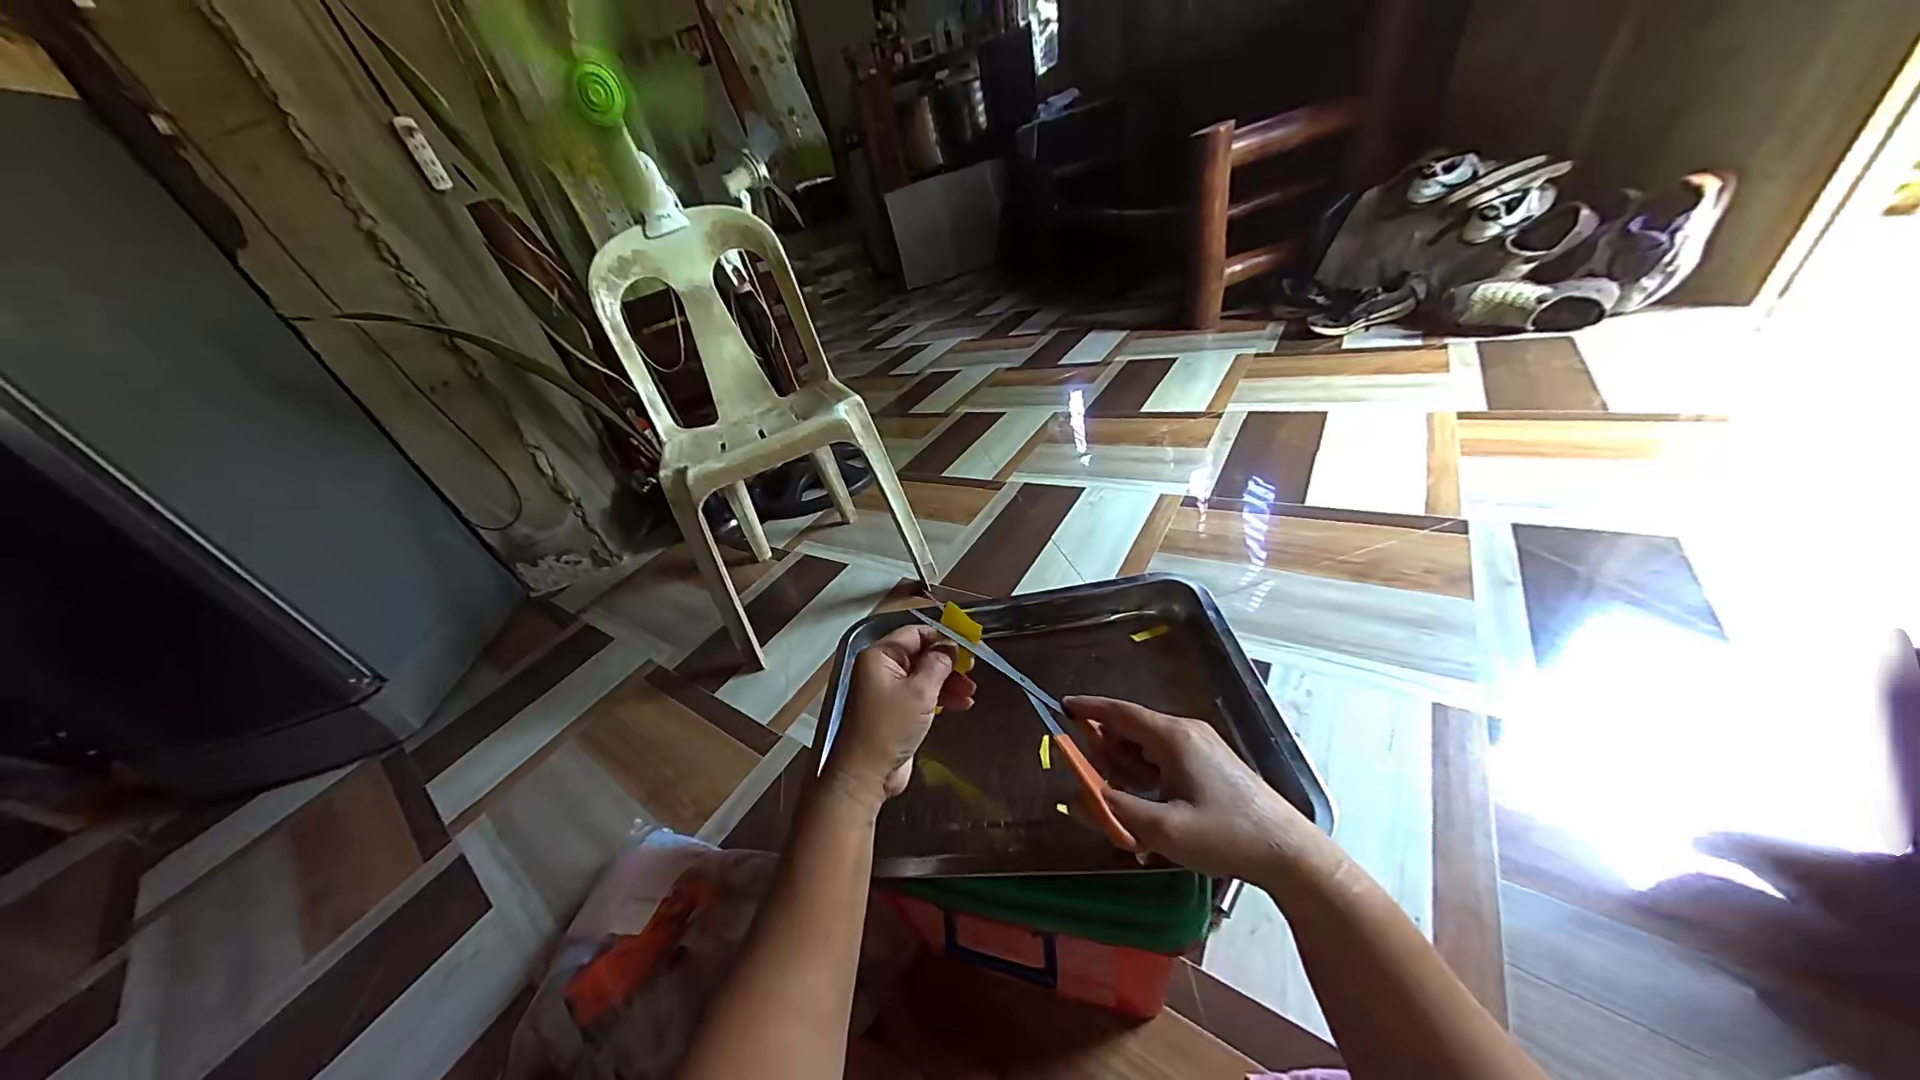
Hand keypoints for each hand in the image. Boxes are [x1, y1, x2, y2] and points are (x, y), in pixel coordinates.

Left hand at [827, 623, 975, 804]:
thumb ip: (939, 663)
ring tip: (970, 693)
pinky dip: (941, 697)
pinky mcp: (896, 711)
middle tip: (971, 672)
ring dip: (948, 682)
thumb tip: (950, 646)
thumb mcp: (920, 691)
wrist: (867, 774)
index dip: (942, 638)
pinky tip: (960, 704)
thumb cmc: (889, 727)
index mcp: (880, 656)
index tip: (968, 646)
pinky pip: (921, 694)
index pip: (916, 634)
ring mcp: (888, 690)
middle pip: (921, 654)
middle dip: (948, 663)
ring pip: (924, 675)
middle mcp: (881, 668)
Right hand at [1066, 696, 1328, 880]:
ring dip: (1127, 775)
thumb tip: (1080, 799)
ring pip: (1145, 751)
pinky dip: (1146, 782)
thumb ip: (1115, 811)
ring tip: (1123, 812)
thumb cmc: (1226, 836)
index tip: (1062, 707)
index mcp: (1173, 737)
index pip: (1120, 712)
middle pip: (1130, 732)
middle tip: (1091, 786)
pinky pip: (1163, 764)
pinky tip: (1147, 815)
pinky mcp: (1208, 765)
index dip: (1088, 709)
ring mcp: (1199, 748)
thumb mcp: (1163, 830)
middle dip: (1105, 756)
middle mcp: (1185, 733)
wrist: (1289, 853)